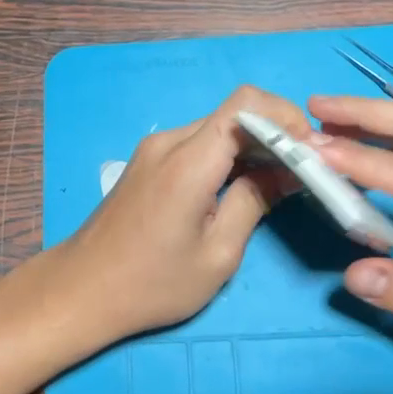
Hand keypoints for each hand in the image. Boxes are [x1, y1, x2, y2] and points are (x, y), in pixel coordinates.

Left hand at [49, 85, 307, 344]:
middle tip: (306, 171)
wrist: (82, 290)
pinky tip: (247, 185)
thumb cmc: (152, 283)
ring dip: (254, 146)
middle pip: (234, 113)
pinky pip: (199, 143)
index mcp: (189, 160)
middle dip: (276, 134)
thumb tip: (289, 172)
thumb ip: (255, 202)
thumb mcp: (217, 254)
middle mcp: (171, 141)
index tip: (310, 151)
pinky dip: (229, 155)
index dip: (285, 116)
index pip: (246, 104)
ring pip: (218, 127)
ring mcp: (156, 149)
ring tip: (283, 181)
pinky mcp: (150, 161)